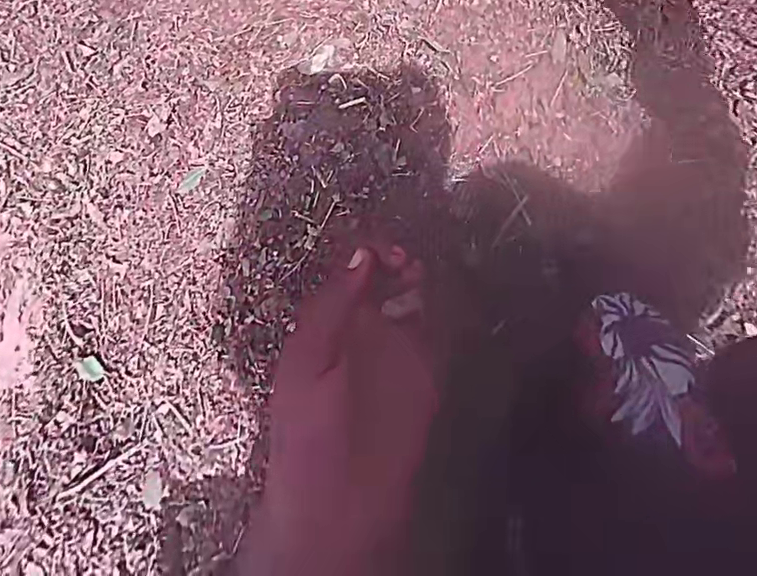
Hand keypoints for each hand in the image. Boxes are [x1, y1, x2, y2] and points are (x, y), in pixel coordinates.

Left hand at [238, 247, 438, 575]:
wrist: (338, 509)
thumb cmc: (308, 434)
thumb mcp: (307, 363)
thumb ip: (332, 308)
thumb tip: (360, 255)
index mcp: (330, 322)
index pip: (350, 270)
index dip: (367, 250)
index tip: (385, 247)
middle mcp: (364, 327)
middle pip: (385, 276)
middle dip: (397, 258)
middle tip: (407, 259)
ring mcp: (396, 348)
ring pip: (414, 295)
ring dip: (421, 277)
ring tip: (422, 275)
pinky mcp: (425, 371)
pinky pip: (439, 329)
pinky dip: (447, 307)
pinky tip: (450, 297)